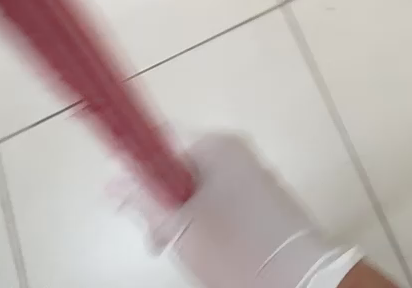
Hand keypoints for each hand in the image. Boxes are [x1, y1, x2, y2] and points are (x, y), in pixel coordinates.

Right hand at [135, 135, 381, 287]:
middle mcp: (234, 152)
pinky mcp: (262, 202)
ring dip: (180, 219)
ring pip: (196, 190)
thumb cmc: (235, 246)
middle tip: (155, 241)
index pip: (162, 137)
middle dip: (159, 202)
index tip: (126, 203)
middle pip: (178, 165)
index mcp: (216, 144)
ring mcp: (251, 176)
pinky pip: (219, 204)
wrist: (300, 279)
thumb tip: (111, 177)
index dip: (136, 165)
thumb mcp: (178, 225)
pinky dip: (204, 226)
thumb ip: (142, 197)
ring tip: (184, 252)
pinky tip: (208, 254)